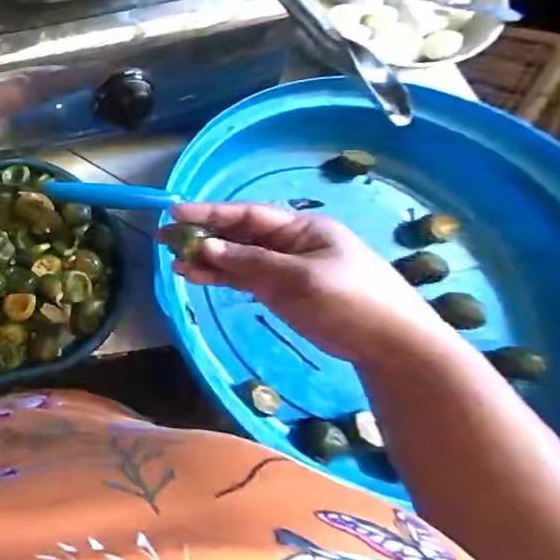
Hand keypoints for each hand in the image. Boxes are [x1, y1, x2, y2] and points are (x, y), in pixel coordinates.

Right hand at [170, 202, 466, 366]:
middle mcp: (290, 243)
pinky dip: (221, 277)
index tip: (176, 212)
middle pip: (239, 234)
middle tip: (165, 238)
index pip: (248, 215)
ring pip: (238, 257)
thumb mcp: (300, 279)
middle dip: (203, 235)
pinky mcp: (283, 292)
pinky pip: (245, 278)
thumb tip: (208, 247)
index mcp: (302, 228)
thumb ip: (251, 262)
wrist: (393, 346)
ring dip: (208, 259)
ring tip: (175, 263)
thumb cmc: (352, 302)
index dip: (210, 212)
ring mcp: (286, 268)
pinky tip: (197, 277)